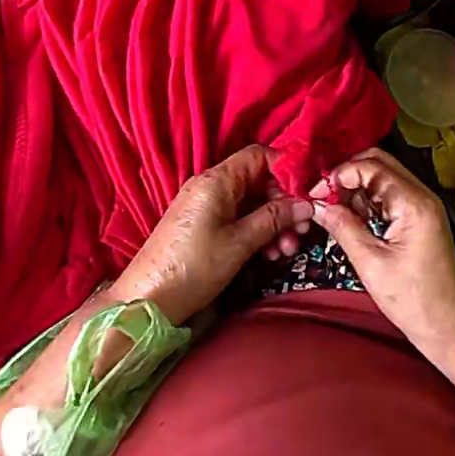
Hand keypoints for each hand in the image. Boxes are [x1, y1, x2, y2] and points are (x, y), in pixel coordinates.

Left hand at [110, 146, 312, 324]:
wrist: (147, 300)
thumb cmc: (193, 267)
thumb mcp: (239, 243)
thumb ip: (274, 219)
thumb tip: (306, 204)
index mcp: (217, 181)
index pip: (259, 156)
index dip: (287, 170)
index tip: (307, 194)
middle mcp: (211, 186)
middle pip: (258, 181)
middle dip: (284, 204)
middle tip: (302, 230)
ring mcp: (206, 206)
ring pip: (251, 203)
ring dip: (273, 223)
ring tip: (286, 251)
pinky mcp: (203, 225)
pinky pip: (238, 218)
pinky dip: (256, 232)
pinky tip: (269, 254)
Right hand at [310, 149, 454, 361]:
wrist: (448, 326)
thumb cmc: (413, 300)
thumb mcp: (371, 264)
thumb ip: (344, 227)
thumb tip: (319, 205)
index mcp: (414, 204)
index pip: (371, 167)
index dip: (340, 175)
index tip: (318, 194)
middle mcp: (422, 196)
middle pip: (378, 163)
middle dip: (347, 176)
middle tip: (325, 199)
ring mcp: (422, 205)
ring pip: (382, 176)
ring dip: (356, 187)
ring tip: (337, 212)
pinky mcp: (418, 216)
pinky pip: (388, 194)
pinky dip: (367, 199)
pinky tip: (353, 219)